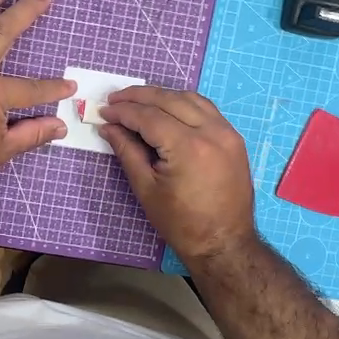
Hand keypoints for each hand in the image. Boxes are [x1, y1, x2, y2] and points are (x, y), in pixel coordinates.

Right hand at [98, 87, 257, 264]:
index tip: (104, 111)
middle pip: (169, 100)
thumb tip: (109, 127)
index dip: (123, 112)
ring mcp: (227, 133)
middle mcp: (211, 132)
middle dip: (139, 96)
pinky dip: (183, 104)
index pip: (149, 117)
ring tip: (138, 102)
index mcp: (188, 147)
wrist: (223, 242)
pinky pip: (206, 109)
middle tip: (115, 99)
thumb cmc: (180, 222)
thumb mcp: (146, 188)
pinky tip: (167, 109)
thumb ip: (127, 151)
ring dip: (162, 96)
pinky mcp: (234, 138)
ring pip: (190, 99)